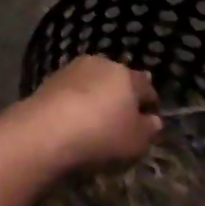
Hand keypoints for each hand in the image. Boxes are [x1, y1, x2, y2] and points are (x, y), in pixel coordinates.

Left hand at [21, 55, 160, 168]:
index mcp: (128, 77)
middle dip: (123, 92)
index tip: (151, 114)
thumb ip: (148, 129)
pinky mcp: (56, 76)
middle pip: (120, 77)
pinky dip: (79, 96)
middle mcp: (105, 63)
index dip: (151, 100)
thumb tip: (154, 119)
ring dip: (99, 91)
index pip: (146, 86)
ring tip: (98, 112)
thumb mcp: (135, 142)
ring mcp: (78, 66)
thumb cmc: (101, 135)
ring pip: (96, 78)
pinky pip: (76, 86)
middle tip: (123, 111)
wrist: (50, 127)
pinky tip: (76, 112)